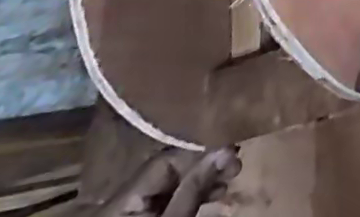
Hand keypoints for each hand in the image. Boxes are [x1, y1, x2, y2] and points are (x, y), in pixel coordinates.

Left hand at [94, 147, 239, 216]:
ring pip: (170, 192)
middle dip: (203, 168)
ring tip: (227, 186)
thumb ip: (195, 188)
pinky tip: (213, 203)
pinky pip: (167, 209)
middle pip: (168, 175)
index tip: (232, 151)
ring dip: (201, 185)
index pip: (166, 161)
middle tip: (235, 167)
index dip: (199, 152)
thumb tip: (225, 149)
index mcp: (123, 200)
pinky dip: (191, 203)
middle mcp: (123, 205)